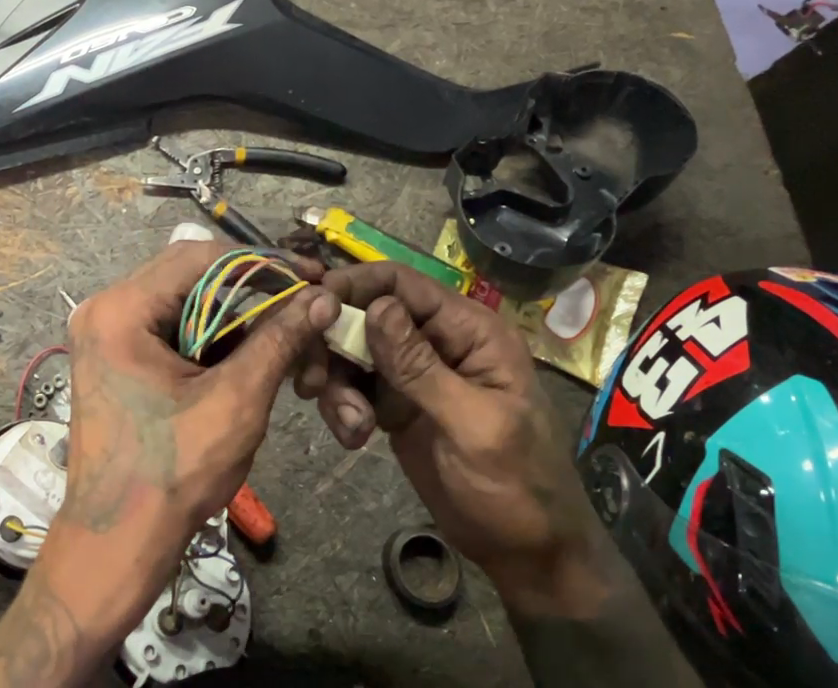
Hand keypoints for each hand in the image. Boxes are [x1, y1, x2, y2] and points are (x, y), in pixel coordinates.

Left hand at [54, 240, 330, 583]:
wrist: (117, 541)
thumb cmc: (173, 472)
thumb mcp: (235, 401)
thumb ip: (278, 340)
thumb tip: (322, 296)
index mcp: (119, 310)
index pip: (198, 257)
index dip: (260, 263)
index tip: (309, 277)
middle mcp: (104, 310)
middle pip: (188, 274)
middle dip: (250, 289)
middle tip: (302, 303)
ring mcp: (104, 334)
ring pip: (182, 301)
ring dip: (233, 315)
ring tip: (284, 333)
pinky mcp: (114, 358)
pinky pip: (169, 328)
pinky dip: (210, 337)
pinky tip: (247, 356)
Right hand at [296, 262, 605, 615]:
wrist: (525, 553)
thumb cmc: (517, 486)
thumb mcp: (471, 424)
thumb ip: (420, 366)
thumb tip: (377, 306)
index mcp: (469, 331)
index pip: (402, 284)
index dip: (354, 286)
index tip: (311, 309)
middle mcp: (438, 341)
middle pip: (366, 314)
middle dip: (334, 342)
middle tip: (311, 379)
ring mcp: (413, 372)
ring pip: (352, 351)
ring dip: (336, 382)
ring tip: (350, 424)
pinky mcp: (394, 402)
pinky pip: (352, 386)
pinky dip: (342, 406)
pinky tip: (354, 436)